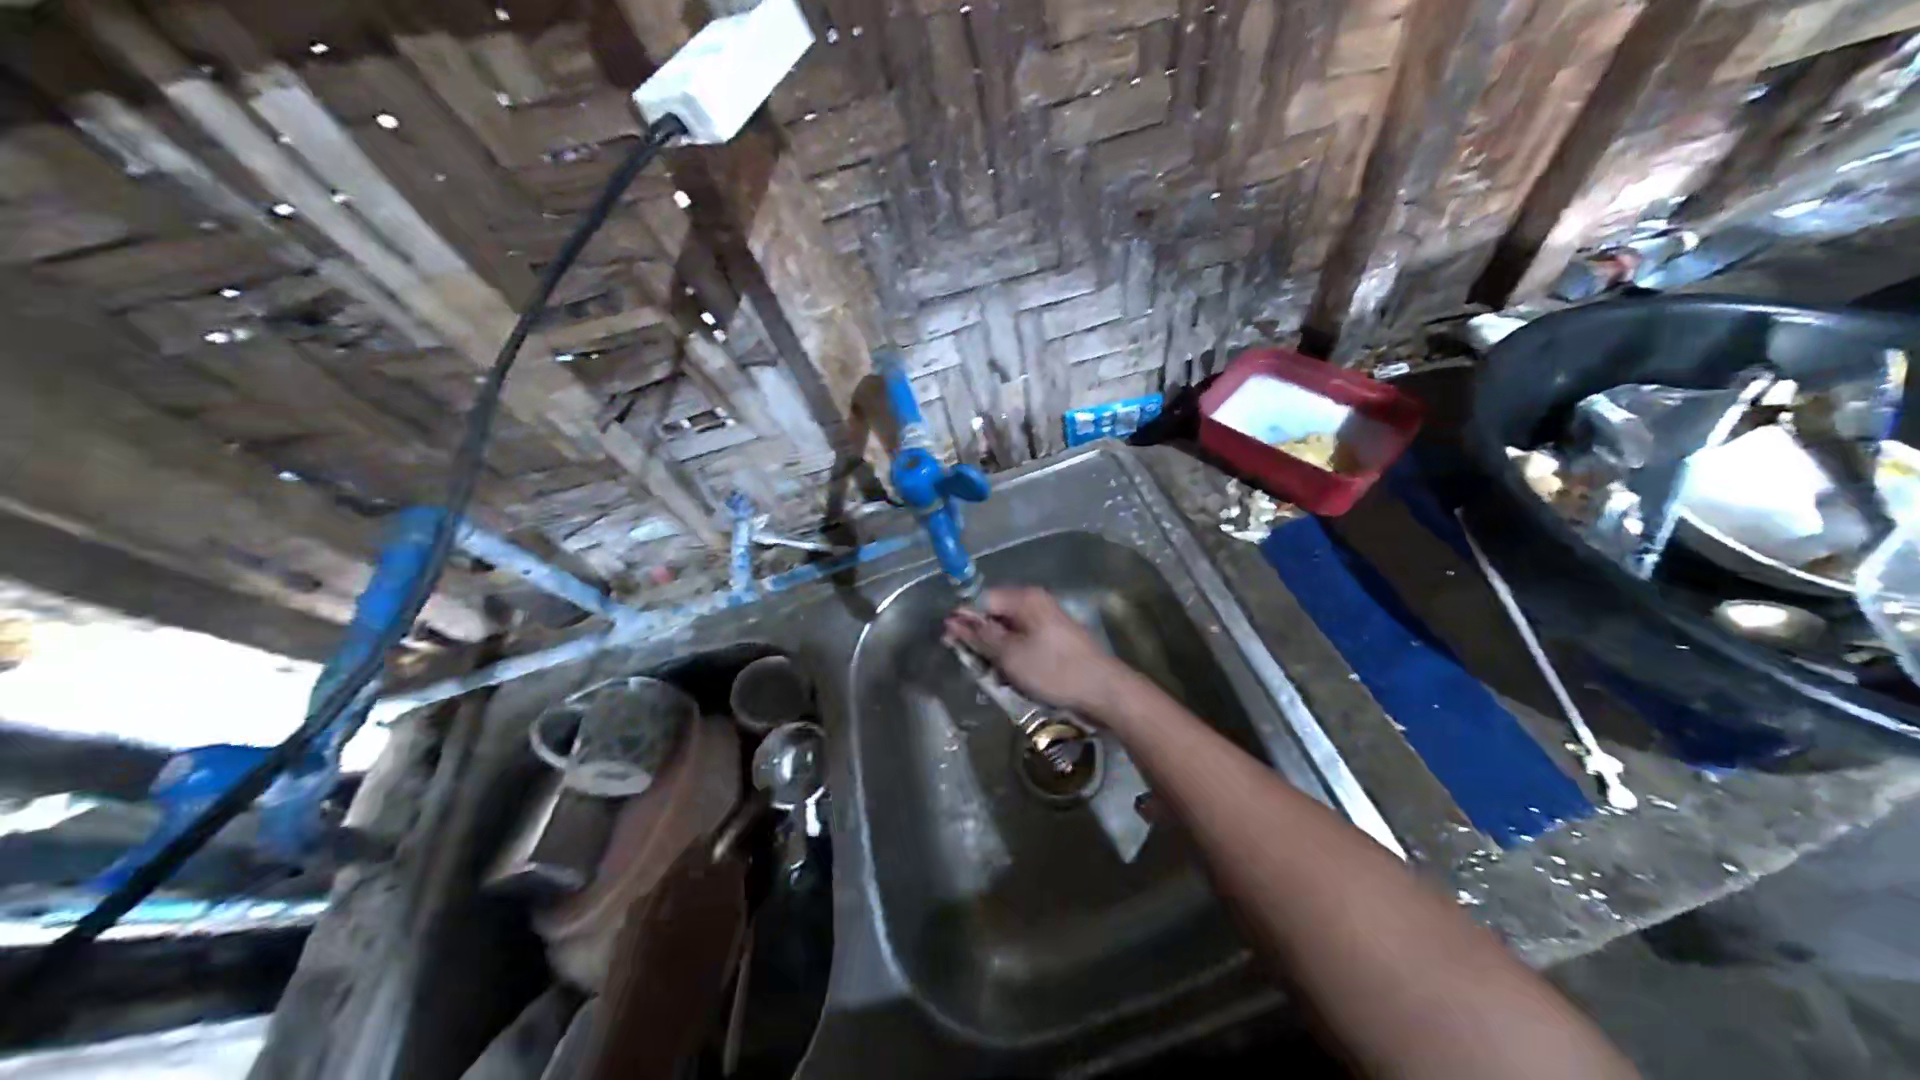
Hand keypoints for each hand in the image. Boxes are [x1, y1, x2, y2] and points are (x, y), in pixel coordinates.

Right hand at [943, 587, 1133, 714]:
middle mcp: (1035, 604)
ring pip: (1008, 635)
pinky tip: (1016, 681)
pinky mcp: (1054, 642)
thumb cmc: (1054, 670)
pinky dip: (1015, 661)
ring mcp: (1046, 623)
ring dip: (998, 656)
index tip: (952, 644)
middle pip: (995, 617)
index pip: (981, 600)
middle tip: (978, 667)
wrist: (1104, 691)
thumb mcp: (1010, 655)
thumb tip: (952, 620)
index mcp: (1025, 599)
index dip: (965, 621)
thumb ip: (979, 636)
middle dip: (982, 642)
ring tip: (999, 678)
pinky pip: (1024, 646)